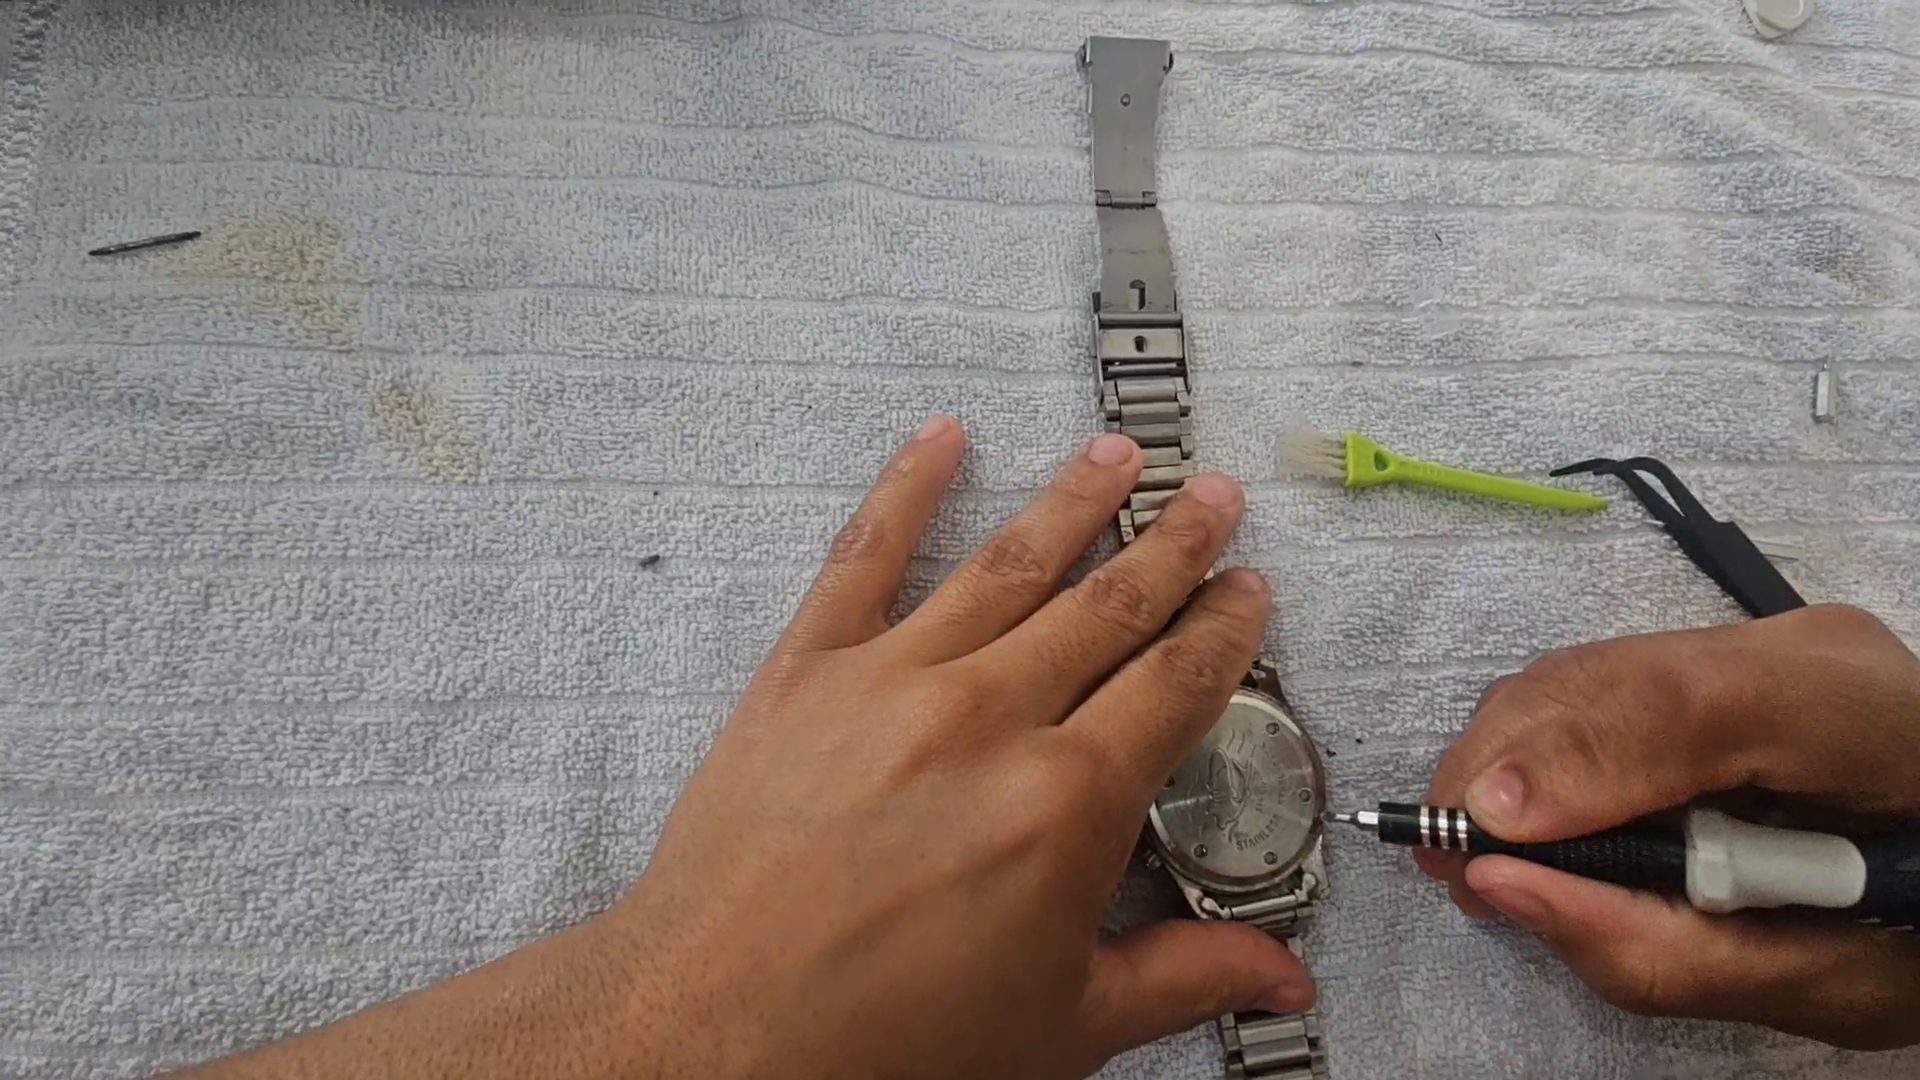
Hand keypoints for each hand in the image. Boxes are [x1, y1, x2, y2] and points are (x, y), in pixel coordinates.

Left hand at [617, 416, 1308, 1078]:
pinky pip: (866, 553)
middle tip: (1209, 496)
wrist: (716, 1033)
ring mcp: (896, 677)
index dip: (1221, 632)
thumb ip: (1181, 977)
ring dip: (1074, 501)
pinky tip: (939, 439)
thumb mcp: (1061, 1023)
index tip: (1244, 589)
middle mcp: (988, 719)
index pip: (1174, 688)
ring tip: (1118, 456)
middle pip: (1107, 606)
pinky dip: (905, 487)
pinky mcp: (813, 664)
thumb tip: (1282, 977)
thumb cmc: (884, 1040)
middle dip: (1172, 544)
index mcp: (1063, 804)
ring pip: (1010, 563)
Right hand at [1417, 604, 1919, 1049]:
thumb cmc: (1906, 933)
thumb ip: (1659, 948)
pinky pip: (1559, 691)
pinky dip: (1519, 752)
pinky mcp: (1676, 657)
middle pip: (1589, 684)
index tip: (1488, 838)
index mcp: (1864, 723)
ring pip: (1557, 681)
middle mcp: (1782, 652)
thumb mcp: (1818, 983)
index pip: (1697, 706)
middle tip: (1446, 862)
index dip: (1575, 760)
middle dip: (1497, 772)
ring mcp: (1724, 643)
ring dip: (1494, 764)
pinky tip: (1516, 808)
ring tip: (1471, 844)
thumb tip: (1492, 880)